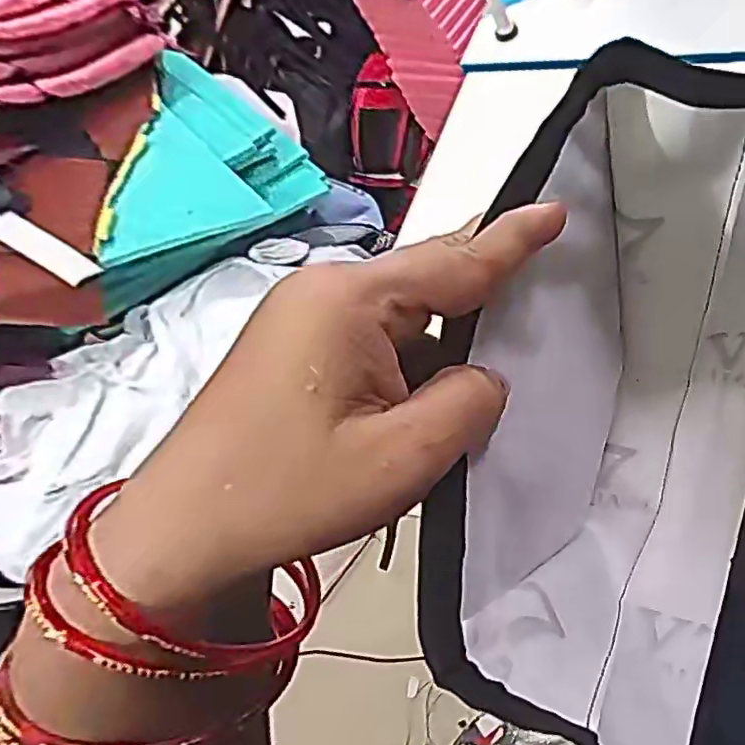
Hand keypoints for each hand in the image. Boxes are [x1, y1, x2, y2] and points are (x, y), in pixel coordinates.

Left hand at [88, 202, 567, 610]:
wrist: (192, 531)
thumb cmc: (289, 492)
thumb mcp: (409, 453)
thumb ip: (472, 401)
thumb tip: (486, 378)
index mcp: (348, 305)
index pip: (454, 261)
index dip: (512, 238)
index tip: (552, 212)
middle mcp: (326, 298)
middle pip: (433, 283)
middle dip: (487, 296)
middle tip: (536, 310)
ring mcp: (313, 325)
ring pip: (416, 323)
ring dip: (451, 355)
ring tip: (461, 406)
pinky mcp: (310, 354)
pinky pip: (392, 347)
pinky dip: (424, 373)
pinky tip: (430, 414)